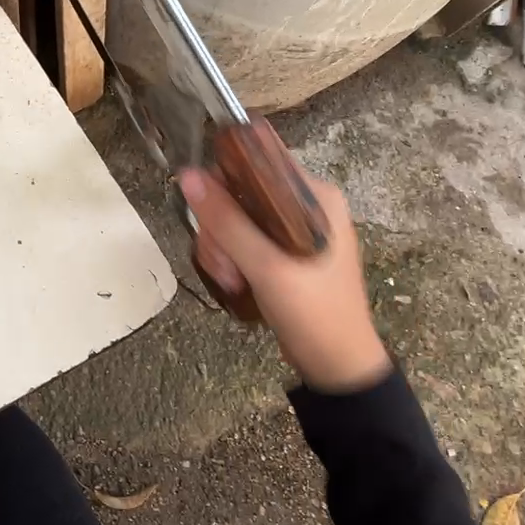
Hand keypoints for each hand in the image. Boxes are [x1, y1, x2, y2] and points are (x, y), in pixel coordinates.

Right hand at [179, 166, 389, 393]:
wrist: (337, 364)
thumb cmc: (312, 310)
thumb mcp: (266, 265)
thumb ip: (227, 220)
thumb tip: (188, 176)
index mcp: (314, 196)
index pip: (259, 160)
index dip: (226, 177)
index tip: (209, 210)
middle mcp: (305, 205)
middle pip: (239, 192)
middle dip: (220, 226)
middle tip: (224, 260)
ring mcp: (292, 229)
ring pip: (234, 217)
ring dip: (221, 247)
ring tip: (230, 277)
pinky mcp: (281, 251)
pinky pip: (241, 238)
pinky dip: (229, 257)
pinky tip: (233, 280)